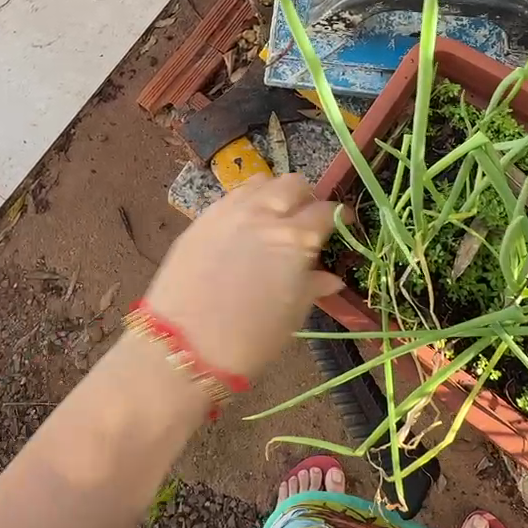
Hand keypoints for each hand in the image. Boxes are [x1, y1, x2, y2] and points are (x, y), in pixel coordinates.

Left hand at [140, 173, 343, 381]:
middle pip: (293, 184)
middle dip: (306, 198)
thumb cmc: (249, 338)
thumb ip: (312, 286)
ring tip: (275, 215)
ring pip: (262, 182)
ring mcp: (230, 210)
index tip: (342, 225)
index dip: (339, 217)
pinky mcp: (203, 216)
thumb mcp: (292, 315)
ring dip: (275, 193)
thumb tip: (330, 278)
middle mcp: (264, 214)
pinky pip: (233, 195)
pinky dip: (247, 201)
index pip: (326, 211)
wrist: (185, 345)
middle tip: (307, 219)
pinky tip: (245, 222)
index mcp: (295, 239)